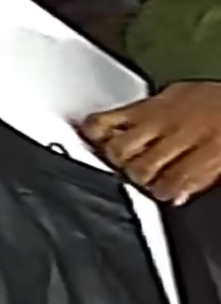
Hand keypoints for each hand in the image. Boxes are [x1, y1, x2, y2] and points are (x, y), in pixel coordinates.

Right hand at [79, 82, 220, 204]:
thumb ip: (214, 169)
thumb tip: (189, 188)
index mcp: (218, 146)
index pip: (180, 179)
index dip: (169, 192)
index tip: (166, 196)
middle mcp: (182, 132)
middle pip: (143, 166)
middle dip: (141, 179)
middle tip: (145, 182)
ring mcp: (154, 118)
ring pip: (117, 149)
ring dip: (118, 160)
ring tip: (125, 164)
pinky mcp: (134, 106)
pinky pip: (99, 122)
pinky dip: (95, 133)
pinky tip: (105, 139)